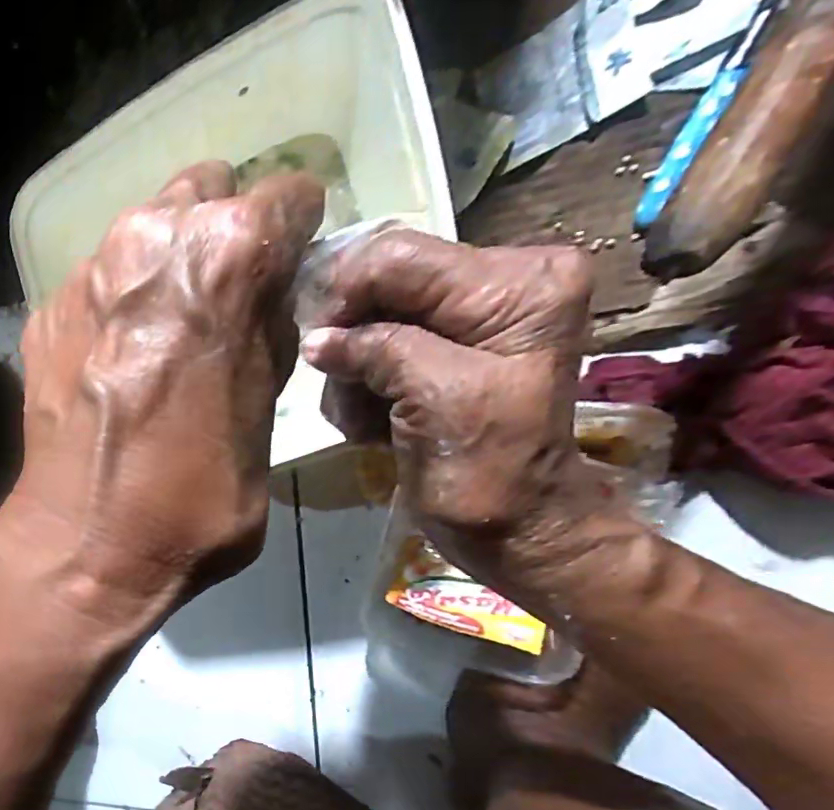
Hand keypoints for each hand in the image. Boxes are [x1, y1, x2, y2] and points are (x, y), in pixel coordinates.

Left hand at [0, 162, 323, 623]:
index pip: (286, 195)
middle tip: (220, 297)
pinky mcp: (46, 314)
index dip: (293, 232)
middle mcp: (151, 240)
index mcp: (229, 255)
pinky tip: (112, 363)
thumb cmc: (195, 500)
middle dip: (221, 235)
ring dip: (162, 268)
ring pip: (143, 234)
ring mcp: (86, 275)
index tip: (284, 266)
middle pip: (205, 194)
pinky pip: (96, 286)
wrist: (86, 547)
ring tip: (161, 332)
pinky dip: (113, 308)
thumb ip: (270, 334)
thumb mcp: (271, 416)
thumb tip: (264, 299)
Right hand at [297, 228, 602, 586]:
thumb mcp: (439, 399)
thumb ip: (381, 351)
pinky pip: (375, 350)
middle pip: (382, 286)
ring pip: (369, 323)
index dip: (347, 297)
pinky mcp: (441, 352)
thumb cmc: (488, 471)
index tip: (322, 350)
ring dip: (353, 376)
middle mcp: (496, 285)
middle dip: (352, 344)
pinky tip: (374, 423)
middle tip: (349, 395)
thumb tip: (316, 339)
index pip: (401, 256)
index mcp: (517, 283)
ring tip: (367, 422)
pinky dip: (361, 389)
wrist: (513, 529)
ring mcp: (466, 320)